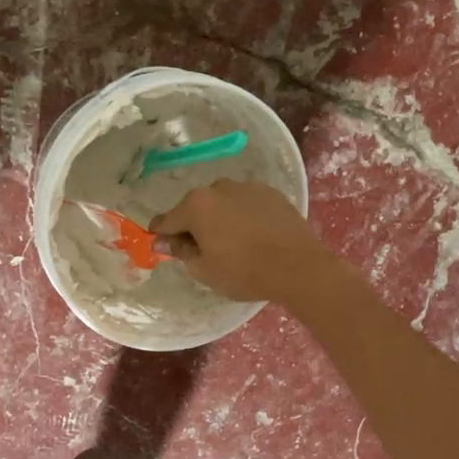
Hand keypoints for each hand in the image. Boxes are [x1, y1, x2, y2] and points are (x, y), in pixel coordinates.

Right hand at [150, 179, 329, 302]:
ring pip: (221, 204)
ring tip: (231, 244)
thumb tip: (164, 241)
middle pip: (194, 208)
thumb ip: (180, 251)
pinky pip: (244, 204)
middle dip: (192, 226)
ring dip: (218, 219)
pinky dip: (241, 216)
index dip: (161, 236)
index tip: (163, 248)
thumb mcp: (204, 270)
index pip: (166, 221)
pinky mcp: (270, 193)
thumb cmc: (243, 272)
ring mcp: (247, 187)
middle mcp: (218, 188)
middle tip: (201, 251)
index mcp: (196, 206)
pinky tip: (251, 237)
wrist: (297, 266)